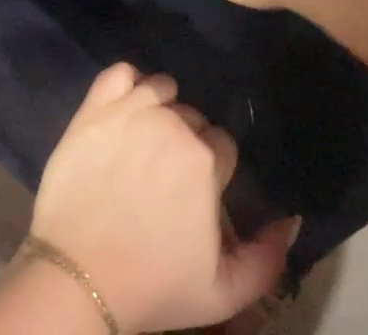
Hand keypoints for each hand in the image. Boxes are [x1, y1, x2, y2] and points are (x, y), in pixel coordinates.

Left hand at [28, 63, 298, 333]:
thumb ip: (269, 258)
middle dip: (187, 141)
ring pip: (160, 89)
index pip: (224, 144)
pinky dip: (126, 84)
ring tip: (147, 140)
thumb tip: (291, 221)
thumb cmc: (153, 286)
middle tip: (167, 175)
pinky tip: (124, 108)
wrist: (77, 279)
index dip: (214, 169)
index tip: (197, 192)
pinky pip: (119, 74)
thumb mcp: (225, 293)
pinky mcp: (93, 110)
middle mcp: (173, 125)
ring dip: (161, 109)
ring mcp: (130, 112)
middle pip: (192, 117)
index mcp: (207, 160)